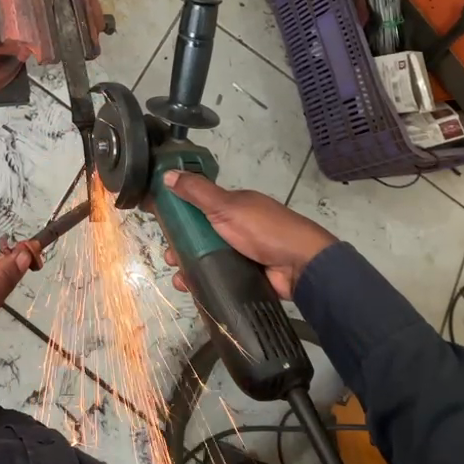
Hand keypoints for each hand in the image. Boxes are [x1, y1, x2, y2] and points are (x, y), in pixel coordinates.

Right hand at [162, 170, 336, 299]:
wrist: (302, 267)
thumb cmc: (263, 229)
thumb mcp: (226, 205)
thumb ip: (197, 191)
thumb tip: (167, 174)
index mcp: (233, 206)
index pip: (199, 206)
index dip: (179, 214)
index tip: (162, 224)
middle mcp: (236, 228)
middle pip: (200, 235)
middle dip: (180, 246)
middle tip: (169, 257)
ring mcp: (242, 254)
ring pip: (206, 259)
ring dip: (188, 267)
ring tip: (179, 278)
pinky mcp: (246, 277)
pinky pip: (218, 277)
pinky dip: (202, 283)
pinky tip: (191, 289)